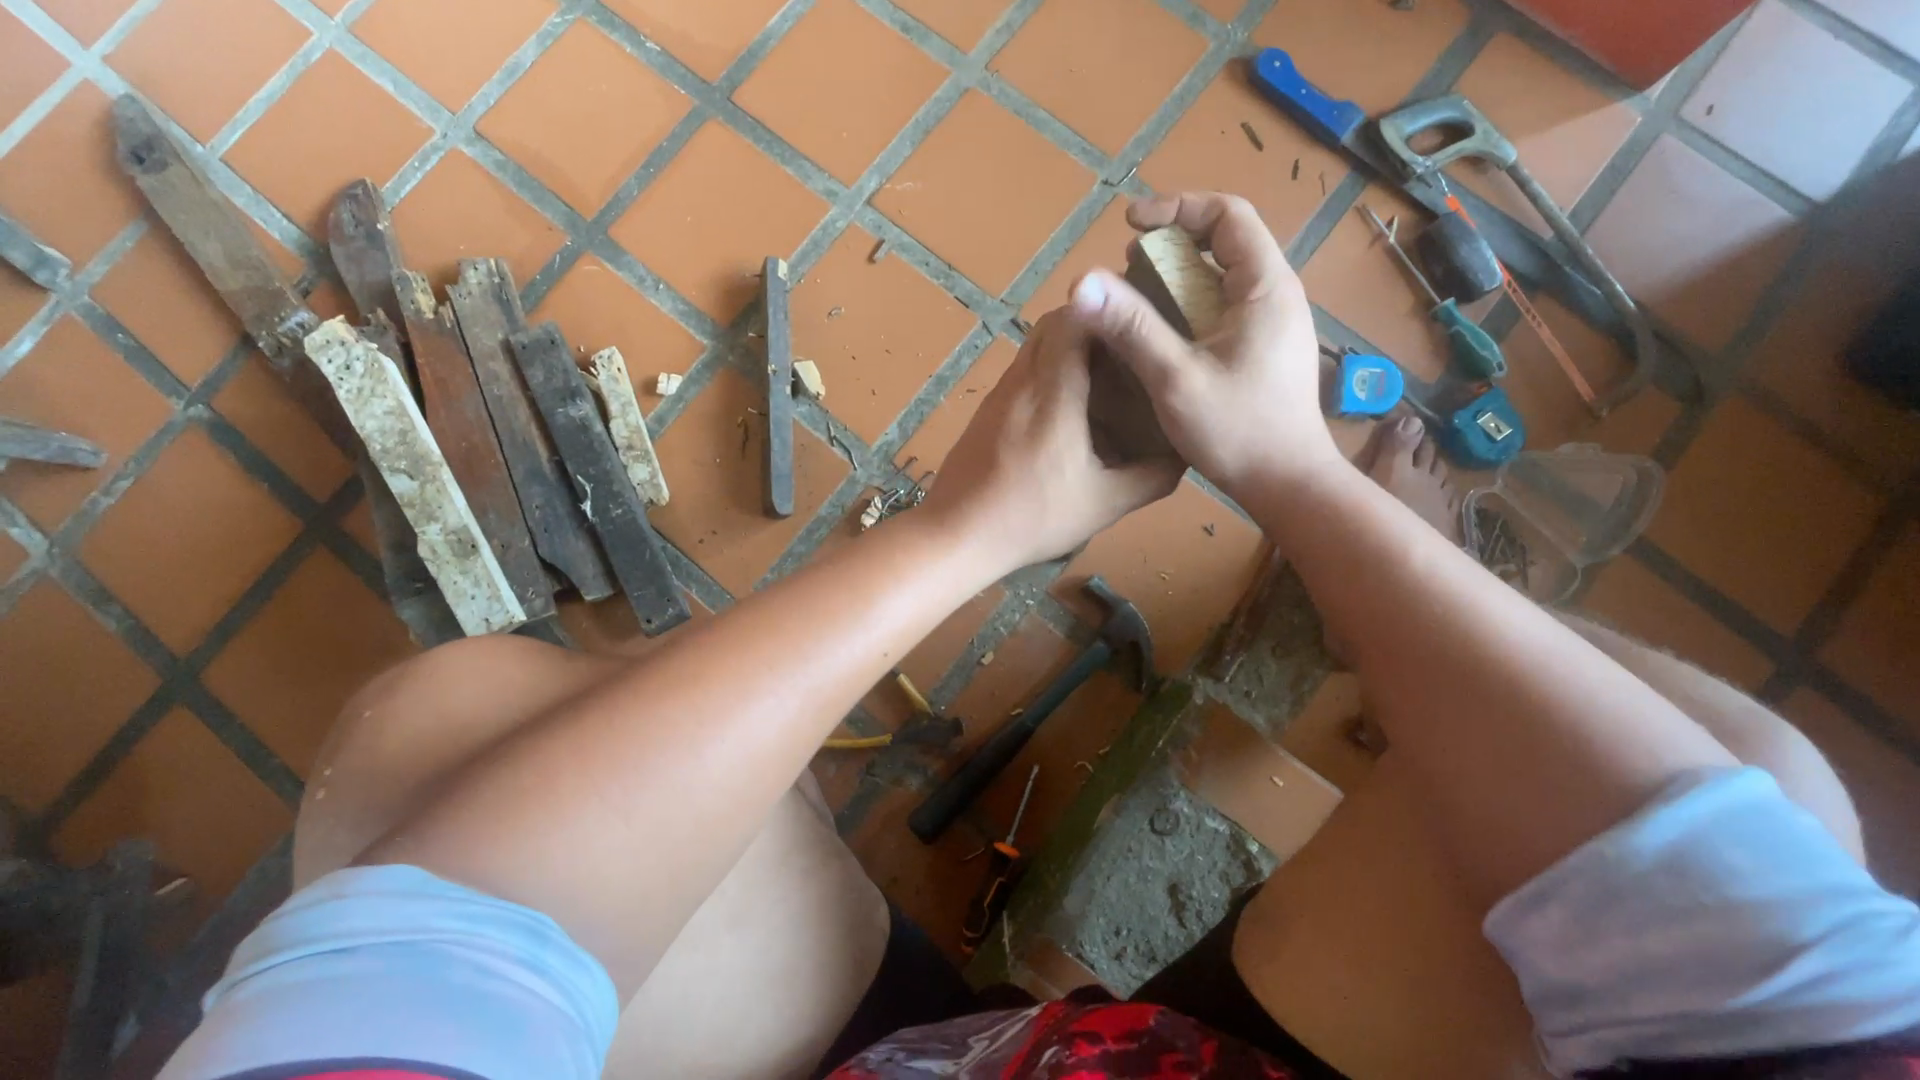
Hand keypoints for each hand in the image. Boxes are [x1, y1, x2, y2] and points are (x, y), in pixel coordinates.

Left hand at [916, 310, 1182, 573]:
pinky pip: (1022, 372)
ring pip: (1034, 346)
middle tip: (1128, 351)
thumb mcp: (1105, 504)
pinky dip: (1047, 372)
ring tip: (1104, 378)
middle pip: (1054, 323)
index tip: (1141, 326)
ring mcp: (999, 394)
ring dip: (1067, 349)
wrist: (958, 534)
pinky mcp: (986, 411)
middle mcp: (1022, 380)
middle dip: (1092, 325)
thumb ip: (1150, 477)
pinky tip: (1067, 410)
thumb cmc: (1034, 517)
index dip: (1109, 312)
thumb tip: (1184, 456)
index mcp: (1053, 391)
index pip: (1076, 318)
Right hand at [1068, 192, 1342, 504]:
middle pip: (1224, 242)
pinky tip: (1158, 335)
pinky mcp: (1263, 348)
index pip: (1228, 215)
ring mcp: (1273, 323)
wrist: (1288, 485)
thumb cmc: (1238, 431)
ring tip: (1134, 298)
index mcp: (1266, 287)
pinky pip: (1222, 308)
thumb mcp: (1176, 378)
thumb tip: (1081, 281)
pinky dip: (1186, 307)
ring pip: (1221, 277)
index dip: (1178, 207)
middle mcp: (1275, 295)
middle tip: (1126, 266)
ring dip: (1175, 278)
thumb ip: (1132, 326)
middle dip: (1171, 244)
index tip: (1131, 224)